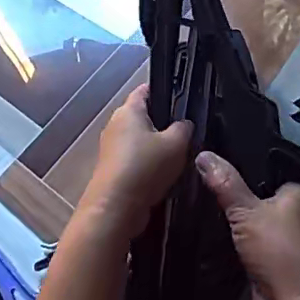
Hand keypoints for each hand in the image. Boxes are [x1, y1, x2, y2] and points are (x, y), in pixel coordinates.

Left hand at [78, 84, 190, 235]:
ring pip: (142, 140)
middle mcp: (116, 125)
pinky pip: (136, 160)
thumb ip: (184, 127)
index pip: (146, 89)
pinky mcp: (113, 170)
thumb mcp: (177, 143)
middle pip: (145, 116)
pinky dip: (150, 165)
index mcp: (128, 110)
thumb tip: (184, 124)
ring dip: (158, 147)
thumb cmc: (145, 167)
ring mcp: (112, 148)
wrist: (115, 209)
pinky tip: (166, 176)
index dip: (165, 89)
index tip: (184, 98)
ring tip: (181, 157)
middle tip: (188, 133)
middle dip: (165, 123)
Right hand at [195, 151, 299, 299]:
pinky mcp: (267, 259)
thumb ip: (225, 184)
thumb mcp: (247, 212)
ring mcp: (278, 236)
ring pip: (245, 219)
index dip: (235, 163)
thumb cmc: (279, 251)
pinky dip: (228, 238)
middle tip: (192, 179)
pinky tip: (203, 228)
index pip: (260, 168)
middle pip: (251, 194)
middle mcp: (290, 210)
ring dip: (227, 218)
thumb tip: (202, 154)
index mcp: (294, 191)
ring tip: (192, 199)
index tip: (205, 158)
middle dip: (227, 192)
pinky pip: (243, 240)